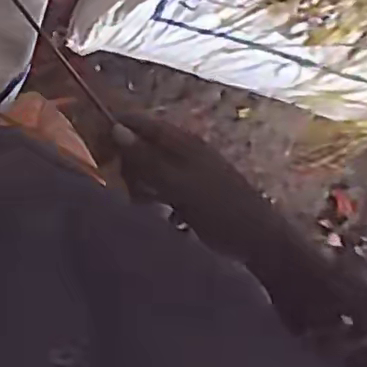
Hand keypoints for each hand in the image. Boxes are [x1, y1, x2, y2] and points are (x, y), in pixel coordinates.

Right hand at [115, 112, 366, 337]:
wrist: (266, 246)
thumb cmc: (222, 211)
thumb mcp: (178, 184)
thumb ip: (145, 157)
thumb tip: (114, 128)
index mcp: (180, 140)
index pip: (134, 120)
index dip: (113, 132)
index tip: (100, 156)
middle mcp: (182, 147)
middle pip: (136, 142)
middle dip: (127, 163)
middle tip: (129, 188)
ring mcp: (188, 167)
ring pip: (146, 164)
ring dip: (139, 181)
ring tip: (145, 203)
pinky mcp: (191, 187)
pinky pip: (159, 182)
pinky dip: (153, 193)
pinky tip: (159, 211)